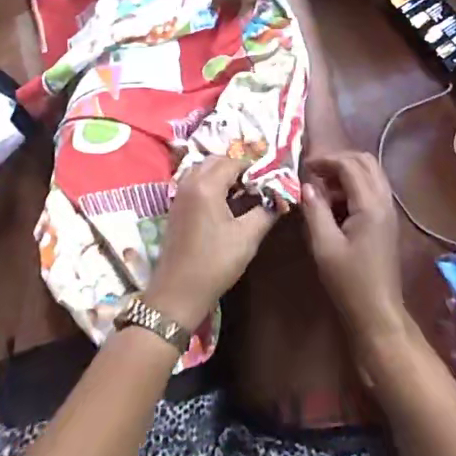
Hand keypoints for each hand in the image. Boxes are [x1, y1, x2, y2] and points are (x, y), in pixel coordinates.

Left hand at [143, 156, 279, 329]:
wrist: (177, 294)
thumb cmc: (214, 263)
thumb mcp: (247, 237)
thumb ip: (266, 212)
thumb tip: (280, 198)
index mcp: (206, 186)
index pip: (234, 162)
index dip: (254, 168)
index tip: (270, 181)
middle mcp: (189, 183)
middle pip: (216, 161)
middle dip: (237, 169)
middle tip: (256, 186)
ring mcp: (179, 195)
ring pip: (202, 170)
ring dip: (222, 175)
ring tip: (241, 194)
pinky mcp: (175, 207)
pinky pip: (194, 183)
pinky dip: (210, 184)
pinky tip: (223, 205)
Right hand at [298, 151, 412, 352]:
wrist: (378, 312)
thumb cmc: (349, 281)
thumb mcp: (324, 246)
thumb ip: (315, 211)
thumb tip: (307, 186)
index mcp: (370, 205)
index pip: (350, 165)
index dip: (327, 160)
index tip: (305, 166)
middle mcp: (384, 201)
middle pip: (366, 162)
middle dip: (339, 161)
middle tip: (315, 173)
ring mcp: (389, 210)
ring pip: (372, 173)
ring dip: (348, 172)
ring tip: (323, 187)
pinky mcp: (387, 220)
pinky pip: (373, 188)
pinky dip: (355, 185)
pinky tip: (336, 203)